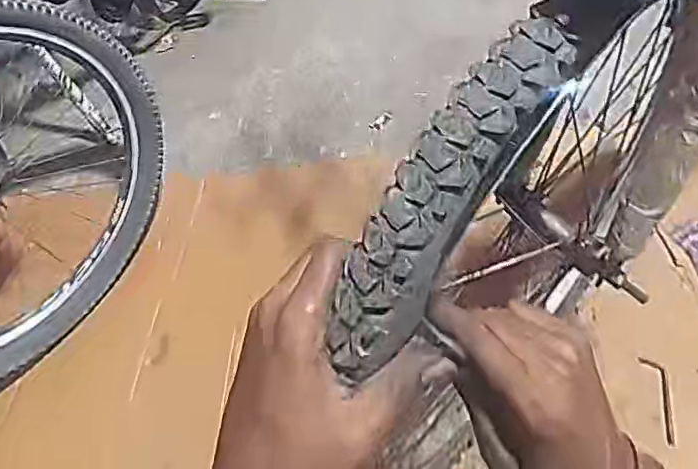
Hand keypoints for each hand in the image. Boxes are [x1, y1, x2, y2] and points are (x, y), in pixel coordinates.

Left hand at [213, 240, 434, 468]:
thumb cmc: (299, 457)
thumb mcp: (360, 429)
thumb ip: (402, 384)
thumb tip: (442, 353)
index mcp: (293, 316)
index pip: (329, 249)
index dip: (363, 255)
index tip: (390, 279)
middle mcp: (270, 306)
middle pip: (316, 258)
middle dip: (351, 270)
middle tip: (383, 301)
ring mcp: (259, 320)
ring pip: (303, 276)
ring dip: (334, 287)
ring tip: (367, 319)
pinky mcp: (256, 337)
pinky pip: (291, 298)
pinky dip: (316, 303)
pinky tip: (340, 337)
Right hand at [432, 299, 636, 468]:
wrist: (600, 466)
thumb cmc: (549, 464)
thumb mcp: (500, 446)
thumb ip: (472, 392)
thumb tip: (445, 353)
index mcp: (535, 397)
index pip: (480, 337)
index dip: (451, 320)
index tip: (433, 312)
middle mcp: (555, 363)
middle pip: (493, 318)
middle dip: (468, 323)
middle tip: (452, 336)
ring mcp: (569, 344)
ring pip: (510, 308)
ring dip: (490, 321)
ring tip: (484, 344)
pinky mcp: (577, 334)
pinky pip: (531, 310)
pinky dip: (515, 319)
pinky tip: (513, 341)